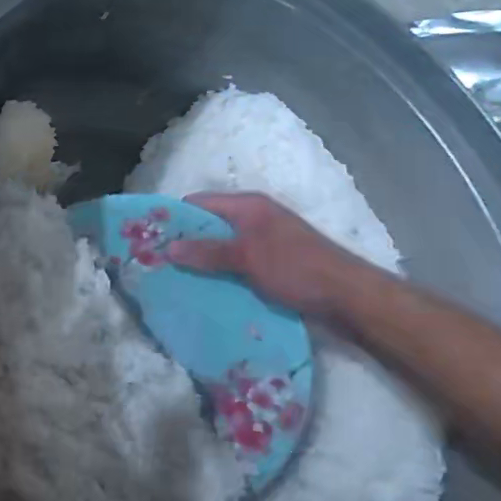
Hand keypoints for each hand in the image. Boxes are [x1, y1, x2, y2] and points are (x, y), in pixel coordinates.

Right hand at [166, 192, 378, 319]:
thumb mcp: (247, 258)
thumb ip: (207, 251)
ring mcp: (265, 241)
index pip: (199, 202)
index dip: (175, 218)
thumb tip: (167, 247)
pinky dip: (222, 273)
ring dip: (204, 261)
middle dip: (186, 242)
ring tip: (179, 280)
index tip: (152, 239)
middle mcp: (255, 218)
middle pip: (209, 225)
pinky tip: (209, 290)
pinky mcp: (272, 264)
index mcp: (248, 205)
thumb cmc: (296, 268)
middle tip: (161, 264)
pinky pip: (237, 264)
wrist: (348, 297)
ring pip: (222, 247)